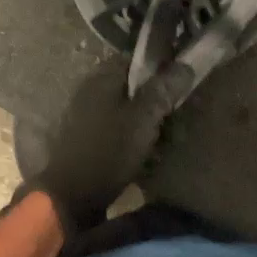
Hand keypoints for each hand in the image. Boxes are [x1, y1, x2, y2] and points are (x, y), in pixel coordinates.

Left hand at [24, 65, 190, 235]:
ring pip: (124, 108)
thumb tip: (186, 65)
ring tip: (167, 131)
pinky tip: (147, 150)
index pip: (135, 59)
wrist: (70, 197)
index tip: (181, 79)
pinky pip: (116, 129)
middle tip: (178, 108)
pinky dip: (131, 135)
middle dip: (154, 95)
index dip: (160, 66)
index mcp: (102, 79)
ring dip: (144, 118)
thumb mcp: (142, 119)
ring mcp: (84, 117)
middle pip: (130, 85)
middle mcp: (89, 91)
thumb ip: (163, 91)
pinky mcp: (85, 141)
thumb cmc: (108, 152)